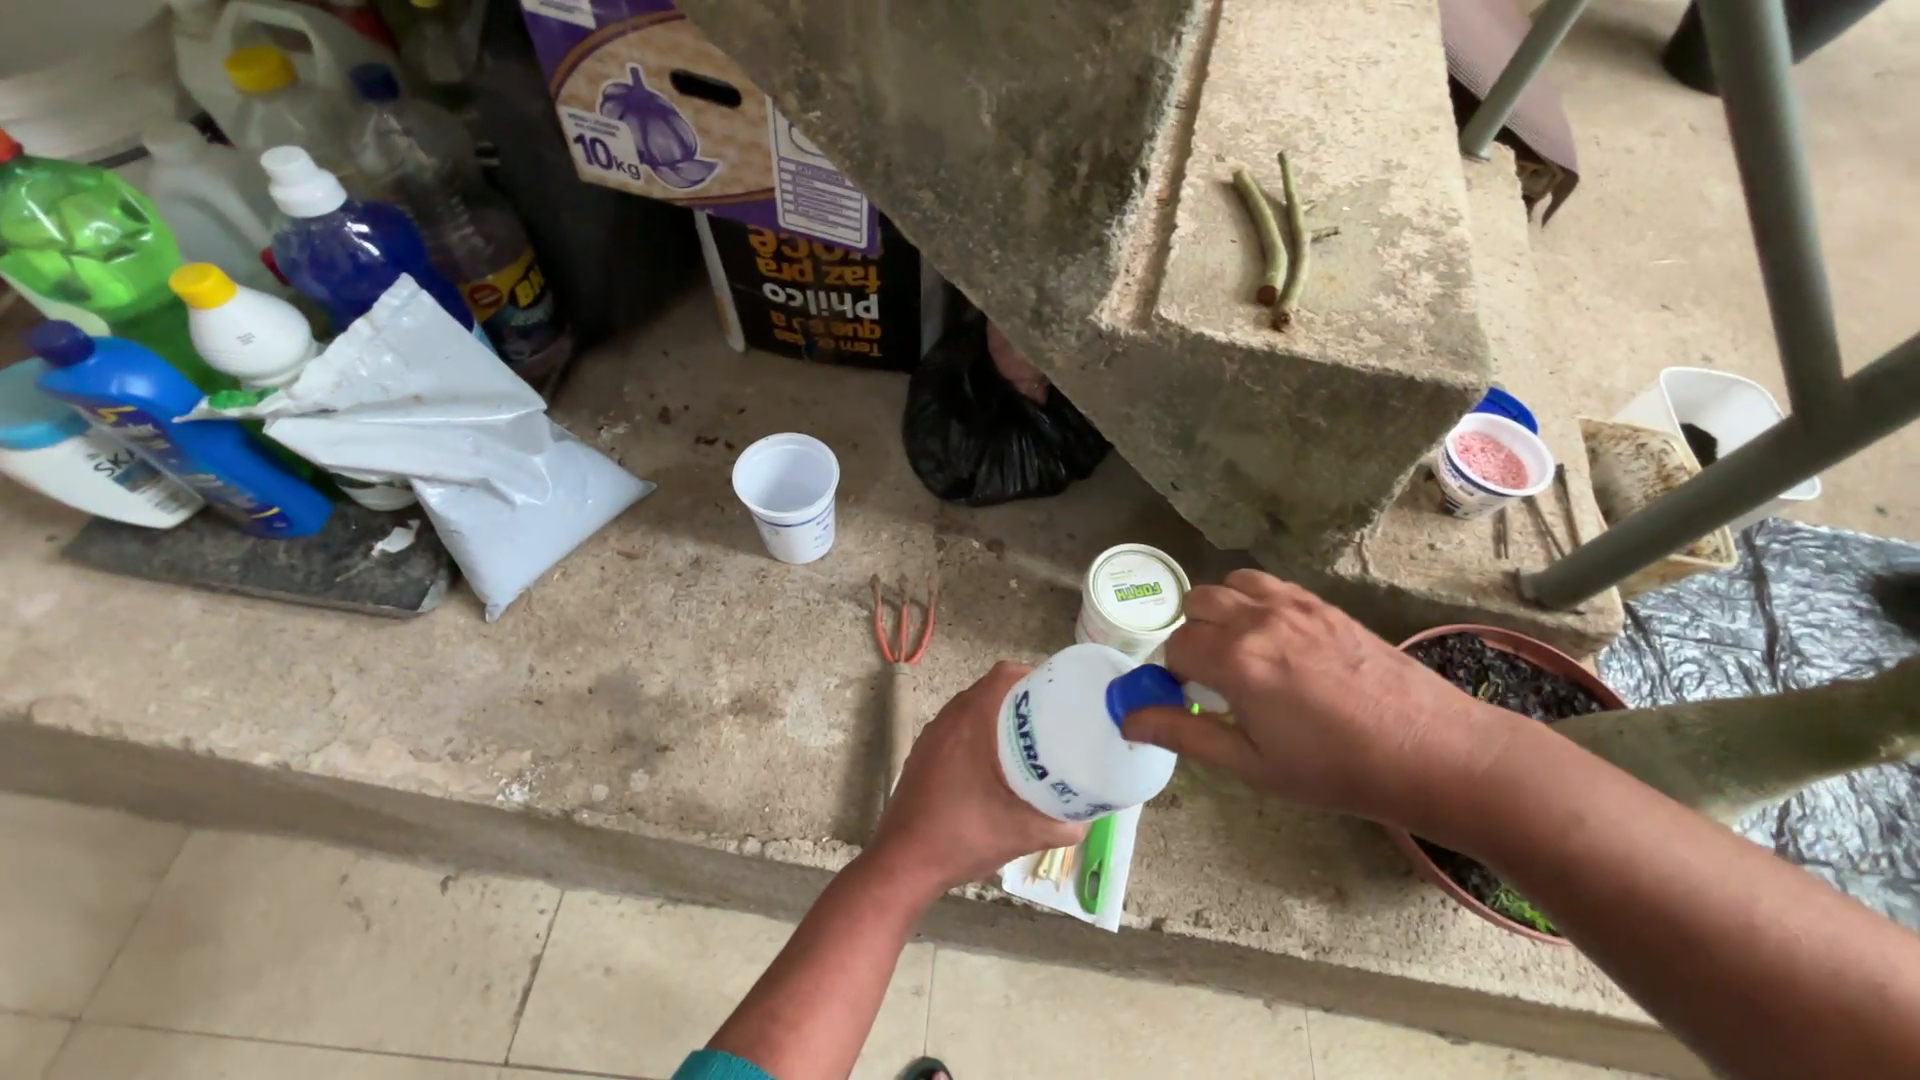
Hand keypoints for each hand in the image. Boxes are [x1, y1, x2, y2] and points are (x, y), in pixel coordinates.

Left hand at [869, 662, 1085, 894]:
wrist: (903, 863)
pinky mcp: (923, 755)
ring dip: (999, 716)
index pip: (1004, 675)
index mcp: (969, 723)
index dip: (1034, 676)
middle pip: (989, 689)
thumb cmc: (961, 839)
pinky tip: (997, 763)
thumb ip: (1062, 825)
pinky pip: (957, 728)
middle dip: (1022, 697)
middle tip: (1053, 719)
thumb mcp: (1021, 834)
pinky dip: (980, 733)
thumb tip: (1086, 818)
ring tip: (1031, 739)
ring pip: (971, 709)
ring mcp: (931, 738)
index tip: (1060, 695)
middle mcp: (947, 721)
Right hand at [1119, 569, 1516, 828]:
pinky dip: (1255, 602)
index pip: (1175, 647)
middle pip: (1196, 605)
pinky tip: (1277, 642)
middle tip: (1215, 679)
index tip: (1193, 702)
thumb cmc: (1336, 770)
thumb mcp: (1252, 763)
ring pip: (1230, 586)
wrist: (1432, 751)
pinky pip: (1269, 585)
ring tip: (1242, 653)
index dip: (1175, 676)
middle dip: (1192, 638)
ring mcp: (1295, 606)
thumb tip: (1128, 719)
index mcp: (1235, 660)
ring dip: (1221, 612)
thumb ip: (1183, 733)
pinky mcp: (1324, 605)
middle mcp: (1258, 620)